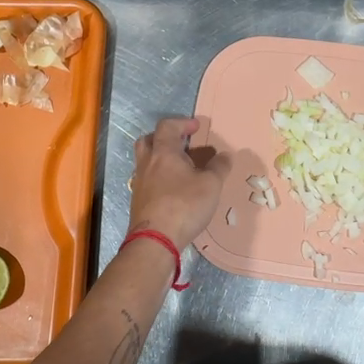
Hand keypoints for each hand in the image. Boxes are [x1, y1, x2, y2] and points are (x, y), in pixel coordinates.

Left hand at [128, 117, 230, 246]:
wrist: (155, 240)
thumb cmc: (184, 205)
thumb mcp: (211, 185)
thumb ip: (219, 167)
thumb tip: (225, 156)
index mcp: (163, 152)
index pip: (167, 126)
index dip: (182, 122)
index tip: (196, 127)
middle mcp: (147, 163)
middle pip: (148, 140)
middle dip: (164, 137)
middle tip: (181, 144)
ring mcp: (139, 182)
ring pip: (145, 161)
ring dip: (160, 158)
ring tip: (178, 168)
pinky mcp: (138, 200)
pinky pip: (146, 179)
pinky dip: (158, 177)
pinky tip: (171, 189)